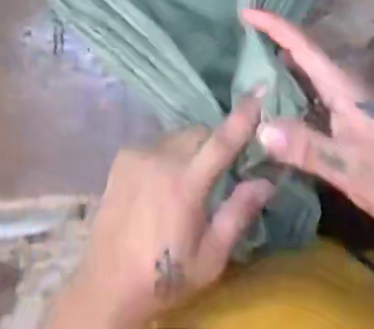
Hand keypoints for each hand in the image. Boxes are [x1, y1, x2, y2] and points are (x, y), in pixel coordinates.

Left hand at [49, 93, 276, 328]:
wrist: (108, 282)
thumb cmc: (165, 276)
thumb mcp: (210, 258)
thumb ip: (237, 214)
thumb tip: (265, 181)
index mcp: (186, 184)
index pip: (221, 142)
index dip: (242, 116)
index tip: (260, 92)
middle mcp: (160, 158)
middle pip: (199, 134)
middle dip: (214, 144)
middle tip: (223, 171)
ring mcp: (138, 154)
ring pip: (176, 137)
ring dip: (190, 149)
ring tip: (189, 182)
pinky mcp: (122, 157)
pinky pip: (156, 145)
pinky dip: (167, 155)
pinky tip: (163, 184)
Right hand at [242, 8, 373, 233]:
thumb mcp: (347, 167)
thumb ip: (305, 147)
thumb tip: (261, 127)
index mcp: (342, 87)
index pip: (302, 46)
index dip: (274, 26)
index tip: (246, 11)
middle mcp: (343, 85)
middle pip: (303, 51)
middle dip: (272, 37)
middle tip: (239, 34)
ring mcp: (348, 100)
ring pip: (308, 71)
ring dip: (280, 62)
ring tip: (249, 61)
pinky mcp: (349, 116)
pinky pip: (312, 90)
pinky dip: (290, 85)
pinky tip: (276, 99)